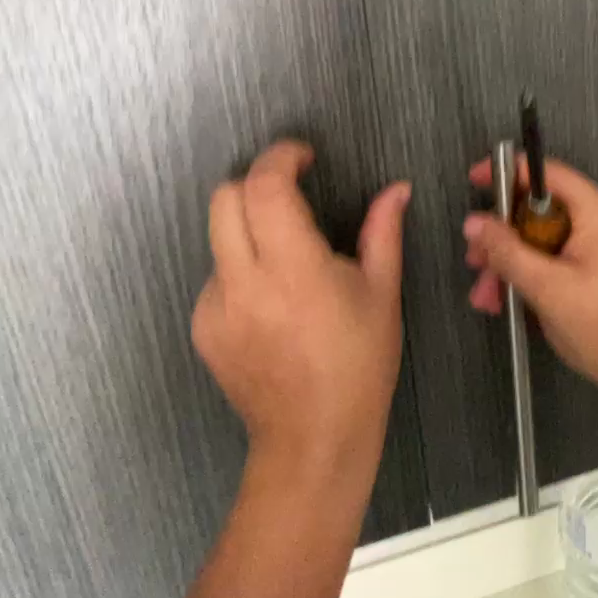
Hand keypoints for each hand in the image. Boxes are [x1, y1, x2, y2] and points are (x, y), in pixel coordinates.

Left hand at [192, 141, 408, 472]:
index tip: (304, 157)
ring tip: (290, 261)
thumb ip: (383, 232)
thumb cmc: (359, 365)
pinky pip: (217, 275)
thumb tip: (396, 188)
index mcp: (293, 268)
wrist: (312, 440)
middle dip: (258, 182)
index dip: (280, 157)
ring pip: (218, 236)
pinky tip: (274, 303)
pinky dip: (242, 269)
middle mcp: (243, 281)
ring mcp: (214, 307)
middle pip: (225, 198)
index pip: (265, 187)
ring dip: (250, 227)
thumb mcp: (382, 294)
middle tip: (293, 195)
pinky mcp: (201, 328)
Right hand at [464, 157, 597, 401]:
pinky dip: (534, 271)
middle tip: (476, 261)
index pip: (548, 173)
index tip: (477, 181)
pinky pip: (560, 252)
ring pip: (546, 235)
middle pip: (542, 208)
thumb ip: (506, 251)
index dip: (509, 174)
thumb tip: (474, 222)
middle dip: (505, 238)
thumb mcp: (546, 287)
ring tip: (488, 294)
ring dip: (514, 261)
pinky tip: (509, 298)